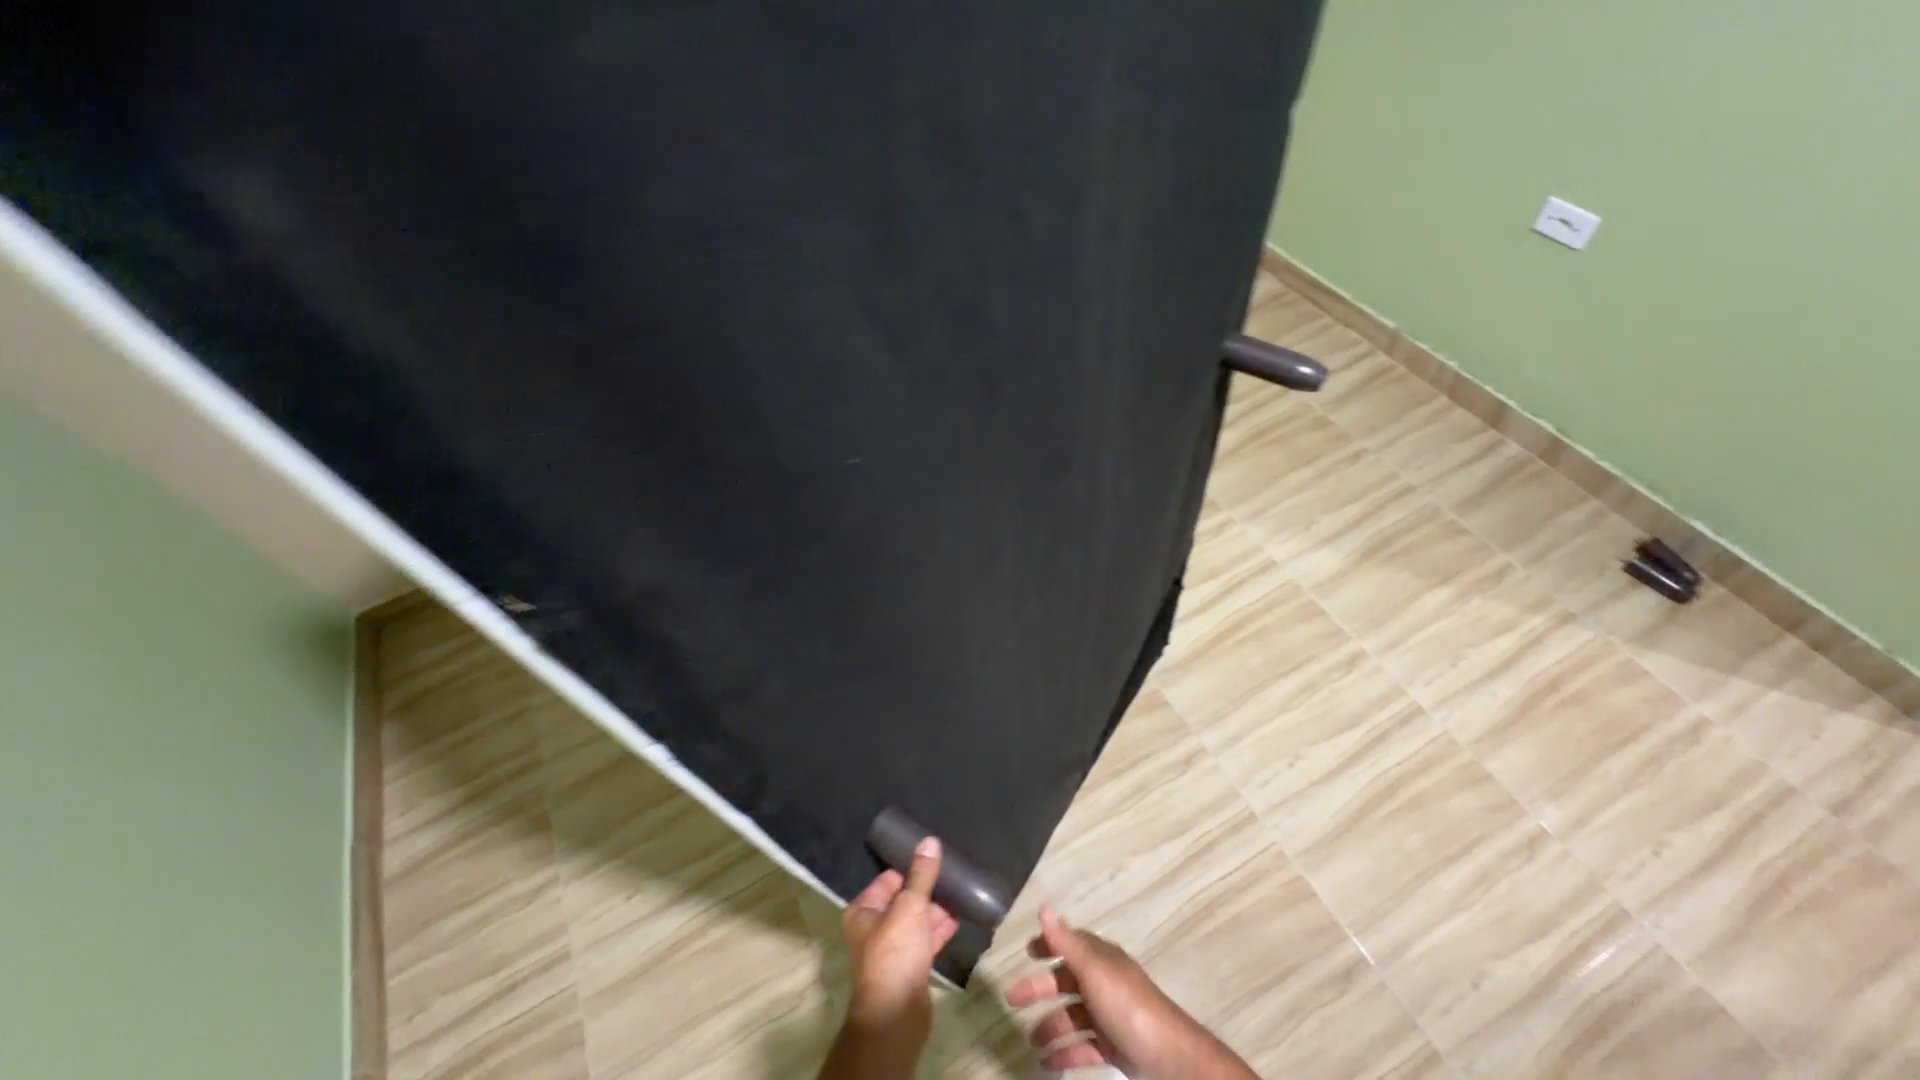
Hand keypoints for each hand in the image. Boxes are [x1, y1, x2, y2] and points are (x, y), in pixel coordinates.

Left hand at [818, 838, 958, 1079]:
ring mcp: (892, 949)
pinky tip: (959, 918)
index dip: (911, 868)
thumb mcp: (910, 906)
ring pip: (916, 921)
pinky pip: (925, 940)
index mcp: (864, 910)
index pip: (889, 879)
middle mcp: (874, 928)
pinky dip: (939, 930)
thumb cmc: (895, 952)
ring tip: (962, 893)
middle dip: (927, 890)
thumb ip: (922, 875)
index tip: (936, 857)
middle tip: (954, 875)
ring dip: (936, 910)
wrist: (896, 1012)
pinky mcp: (909, 967)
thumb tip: (930, 841)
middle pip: (903, 900)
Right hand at [1005, 906, 1257, 1079]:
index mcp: (1101, 960)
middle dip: (1040, 990)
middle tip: (1012, 1001)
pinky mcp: (1115, 1046)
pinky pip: (1084, 1047)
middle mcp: (1105, 983)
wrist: (1169, 1056)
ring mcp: (1110, 1016)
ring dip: (1051, 1028)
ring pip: (1073, 1017)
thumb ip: (1066, 942)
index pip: (1071, 943)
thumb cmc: (1127, 1006)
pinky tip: (1047, 1063)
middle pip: (1066, 982)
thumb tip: (1043, 906)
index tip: (1027, 951)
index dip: (1050, 944)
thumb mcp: (1094, 970)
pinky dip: (1065, 1053)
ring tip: (1032, 1043)